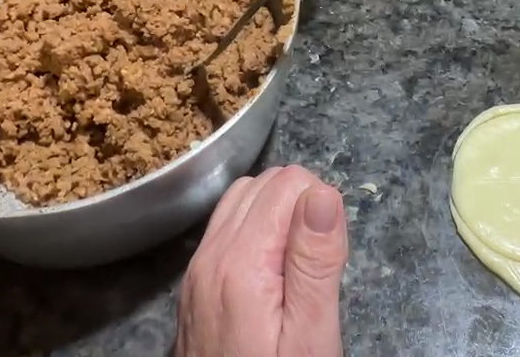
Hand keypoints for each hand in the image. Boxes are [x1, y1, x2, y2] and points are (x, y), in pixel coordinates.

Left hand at [177, 165, 348, 356]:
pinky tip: (271, 273)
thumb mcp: (311, 337)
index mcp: (239, 264)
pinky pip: (227, 225)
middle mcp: (209, 256)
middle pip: (265, 183)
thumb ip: (316, 262)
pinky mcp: (194, 286)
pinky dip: (255, 228)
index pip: (289, 183)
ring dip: (277, 213)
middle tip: (315, 267)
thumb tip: (323, 193)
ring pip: (244, 197)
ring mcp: (196, 270)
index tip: (326, 258)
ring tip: (296, 267)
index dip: (319, 207)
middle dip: (300, 206)